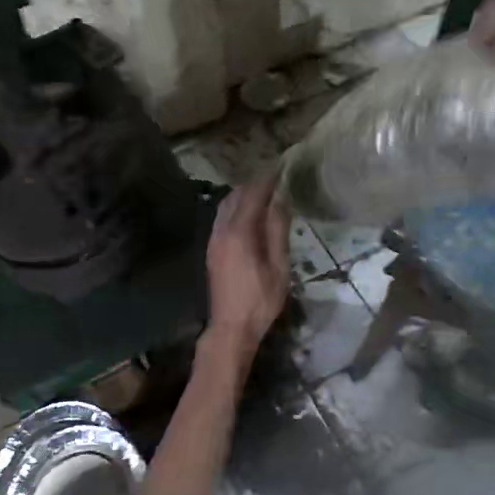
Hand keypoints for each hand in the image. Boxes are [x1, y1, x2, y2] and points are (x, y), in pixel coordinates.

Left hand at [204, 178, 290, 362]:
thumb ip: (278, 230)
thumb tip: (281, 199)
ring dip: (243, 195)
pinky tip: (249, 213)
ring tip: (264, 192)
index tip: (282, 168)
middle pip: (236, 196)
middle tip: (275, 178)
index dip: (268, 180)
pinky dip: (236, 208)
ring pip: (225, 206)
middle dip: (255, 184)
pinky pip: (222, 218)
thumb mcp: (279, 266)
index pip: (253, 195)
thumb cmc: (261, 300)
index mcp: (239, 232)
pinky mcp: (212, 249)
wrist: (231, 326)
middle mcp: (221, 230)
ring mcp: (213, 240)